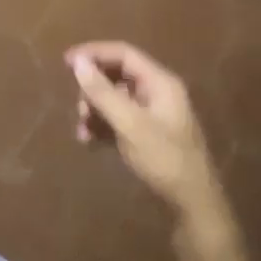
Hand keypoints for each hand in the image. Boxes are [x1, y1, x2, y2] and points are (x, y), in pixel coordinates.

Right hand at [66, 41, 216, 209]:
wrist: (193, 207)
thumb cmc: (165, 160)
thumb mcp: (131, 125)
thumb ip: (103, 92)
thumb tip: (78, 61)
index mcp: (160, 83)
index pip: (123, 54)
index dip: (94, 53)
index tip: (66, 62)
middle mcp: (157, 94)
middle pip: (117, 77)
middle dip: (93, 90)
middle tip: (79, 108)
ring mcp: (153, 116)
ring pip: (115, 100)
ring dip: (95, 111)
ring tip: (82, 130)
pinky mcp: (147, 136)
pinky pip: (118, 120)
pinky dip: (102, 127)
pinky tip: (88, 141)